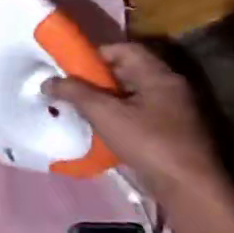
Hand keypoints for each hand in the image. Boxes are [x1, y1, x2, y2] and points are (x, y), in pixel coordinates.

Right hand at [44, 42, 224, 199]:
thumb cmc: (146, 141)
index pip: (125, 50)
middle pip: (127, 69)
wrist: (184, 182)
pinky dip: (112, 111)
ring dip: (101, 95)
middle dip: (94, 76)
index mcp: (158, 77)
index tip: (67, 66)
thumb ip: (75, 93)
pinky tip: (95, 123)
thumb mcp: (104, 114)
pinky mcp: (167, 126)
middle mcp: (168, 86)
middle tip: (65, 87)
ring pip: (129, 91)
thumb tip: (48, 80)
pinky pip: (134, 109)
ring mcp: (170, 107)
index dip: (95, 53)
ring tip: (74, 106)